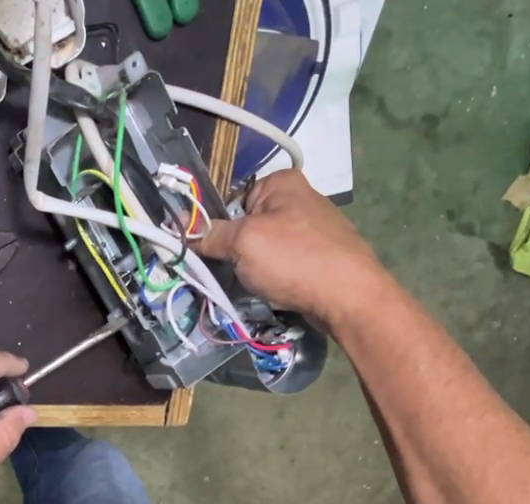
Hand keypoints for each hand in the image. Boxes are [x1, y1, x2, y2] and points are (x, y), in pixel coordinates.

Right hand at [196, 168, 395, 330]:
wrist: (347, 295)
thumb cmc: (294, 259)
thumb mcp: (243, 242)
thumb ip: (211, 235)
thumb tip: (181, 231)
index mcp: (280, 182)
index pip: (229, 199)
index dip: (212, 225)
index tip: (202, 250)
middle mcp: (297, 198)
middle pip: (244, 224)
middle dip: (230, 250)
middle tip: (223, 272)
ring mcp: (309, 227)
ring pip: (260, 247)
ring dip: (248, 267)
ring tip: (247, 284)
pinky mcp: (316, 254)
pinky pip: (279, 262)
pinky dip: (269, 276)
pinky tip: (269, 289)